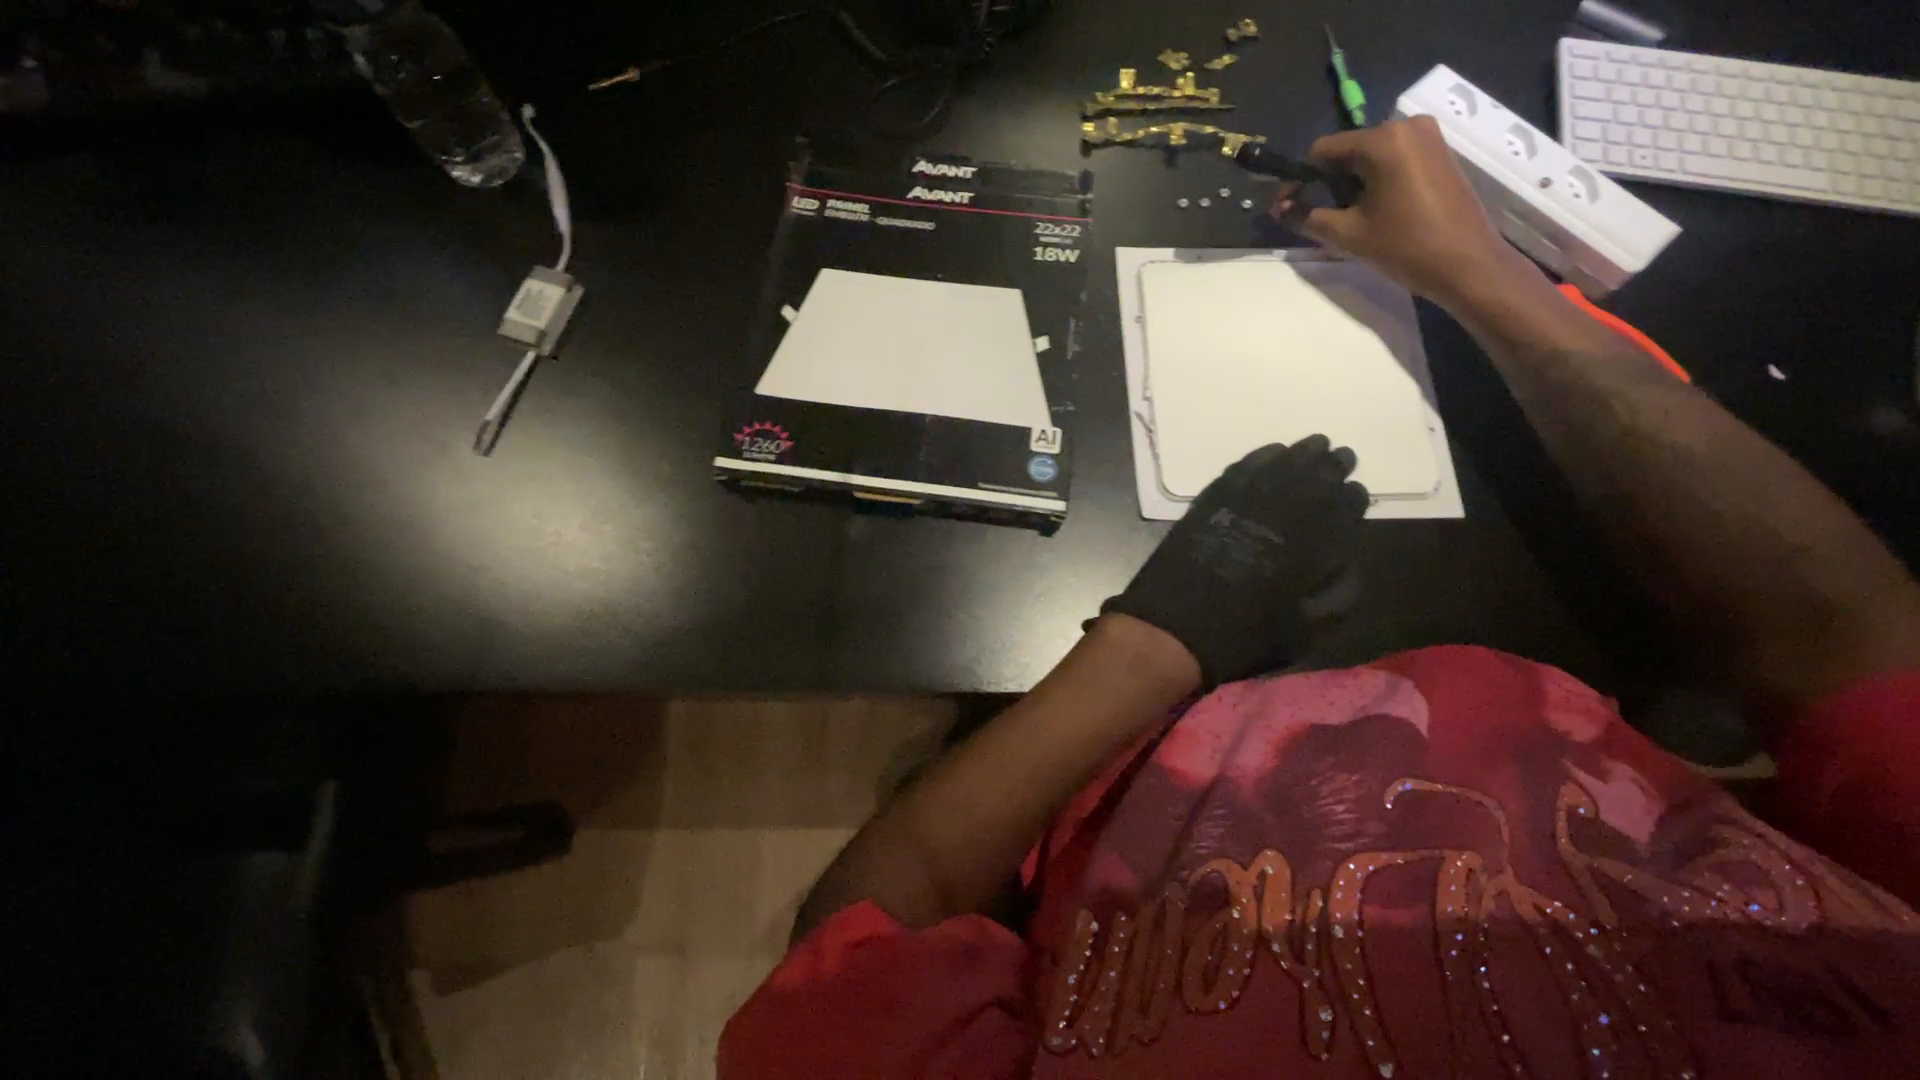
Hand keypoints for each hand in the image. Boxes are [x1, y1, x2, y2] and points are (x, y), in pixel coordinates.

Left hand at [1100, 436, 1369, 687]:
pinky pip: (1239, 471)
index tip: (1359, 491)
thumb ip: (1338, 597)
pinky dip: (1258, 458)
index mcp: (1308, 550)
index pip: (1340, 512)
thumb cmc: (1242, 638)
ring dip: (1300, 454)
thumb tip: (1351, 562)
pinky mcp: (1207, 505)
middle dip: (1331, 467)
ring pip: (1277, 469)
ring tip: (1316, 443)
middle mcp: (1277, 519)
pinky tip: (1271, 451)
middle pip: (1311, 481)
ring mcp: (1239, 507)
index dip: (1351, 499)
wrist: (1171, 632)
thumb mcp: (1305, 633)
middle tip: (1344, 455)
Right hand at [1272, 116, 1549, 313]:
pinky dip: (1376, 182)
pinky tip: (1375, 212)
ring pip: (1370, 157)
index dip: (1299, 179)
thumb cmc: (1405, 246)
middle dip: (1326, 183)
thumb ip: (1306, 217)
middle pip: (1347, 151)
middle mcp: (1406, 126)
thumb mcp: (1347, 234)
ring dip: (1351, 185)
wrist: (1468, 264)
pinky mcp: (1440, 153)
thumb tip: (1277, 209)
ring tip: (1347, 219)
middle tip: (1318, 219)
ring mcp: (1428, 137)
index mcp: (1382, 139)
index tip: (1287, 207)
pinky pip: (1394, 161)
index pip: (1322, 150)